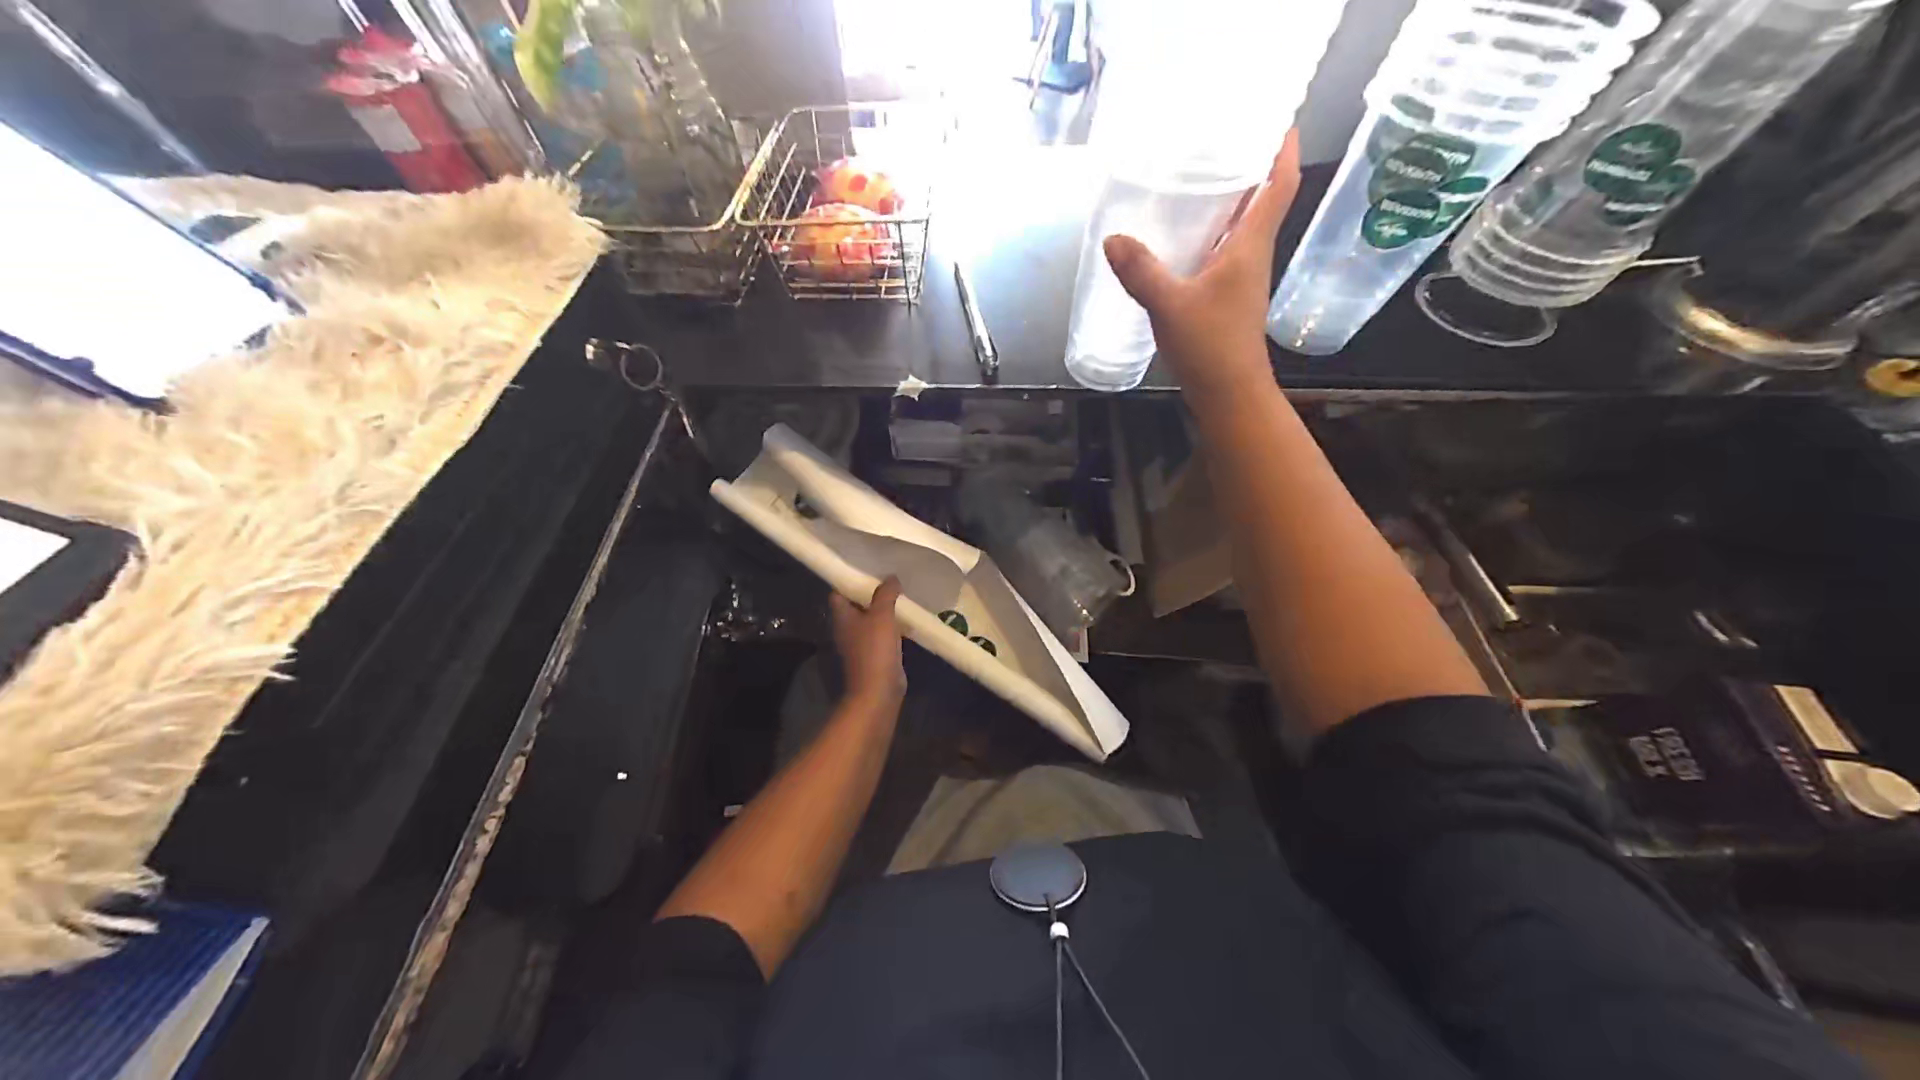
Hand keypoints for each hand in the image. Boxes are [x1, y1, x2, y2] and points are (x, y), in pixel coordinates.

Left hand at [831, 576, 905, 706]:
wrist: (879, 690)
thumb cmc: (875, 649)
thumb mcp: (881, 615)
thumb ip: (885, 594)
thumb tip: (891, 577)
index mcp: (842, 617)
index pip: (838, 592)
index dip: (849, 580)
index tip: (867, 569)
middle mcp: (848, 628)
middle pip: (856, 605)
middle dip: (871, 593)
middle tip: (890, 579)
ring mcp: (861, 642)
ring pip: (871, 619)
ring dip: (884, 609)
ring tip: (901, 594)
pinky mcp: (876, 654)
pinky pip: (883, 633)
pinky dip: (892, 625)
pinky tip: (907, 618)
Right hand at [1103, 131, 1300, 404]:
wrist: (1228, 393)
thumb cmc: (1211, 346)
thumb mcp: (1170, 305)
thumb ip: (1142, 272)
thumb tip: (1113, 238)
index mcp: (1250, 246)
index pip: (1279, 185)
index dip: (1281, 148)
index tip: (1276, 118)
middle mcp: (1251, 255)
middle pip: (1260, 199)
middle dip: (1248, 166)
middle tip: (1219, 139)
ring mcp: (1239, 277)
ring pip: (1240, 226)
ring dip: (1228, 200)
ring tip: (1197, 176)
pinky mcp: (1225, 295)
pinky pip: (1220, 249)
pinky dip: (1208, 232)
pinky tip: (1181, 235)